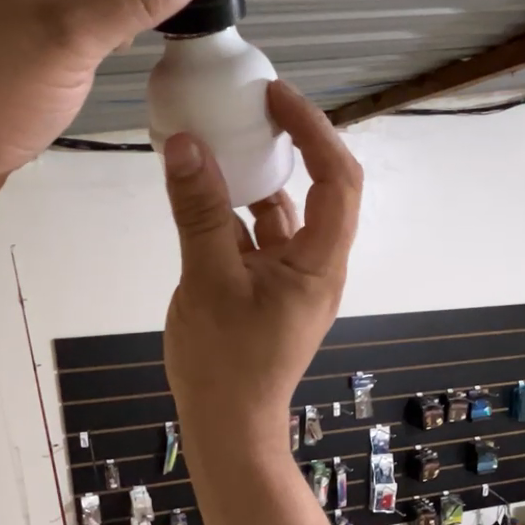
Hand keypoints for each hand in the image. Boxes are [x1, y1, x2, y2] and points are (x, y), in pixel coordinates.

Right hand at [163, 81, 363, 461]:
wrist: (227, 427)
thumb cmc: (227, 364)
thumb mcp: (208, 282)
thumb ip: (200, 212)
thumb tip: (186, 144)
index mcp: (319, 263)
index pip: (338, 179)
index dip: (315, 130)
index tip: (276, 97)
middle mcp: (314, 266)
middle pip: (317, 190)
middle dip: (290, 144)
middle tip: (252, 107)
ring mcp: (290, 280)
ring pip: (281, 214)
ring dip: (257, 177)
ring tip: (222, 138)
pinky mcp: (265, 291)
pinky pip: (256, 238)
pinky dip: (235, 212)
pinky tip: (203, 191)